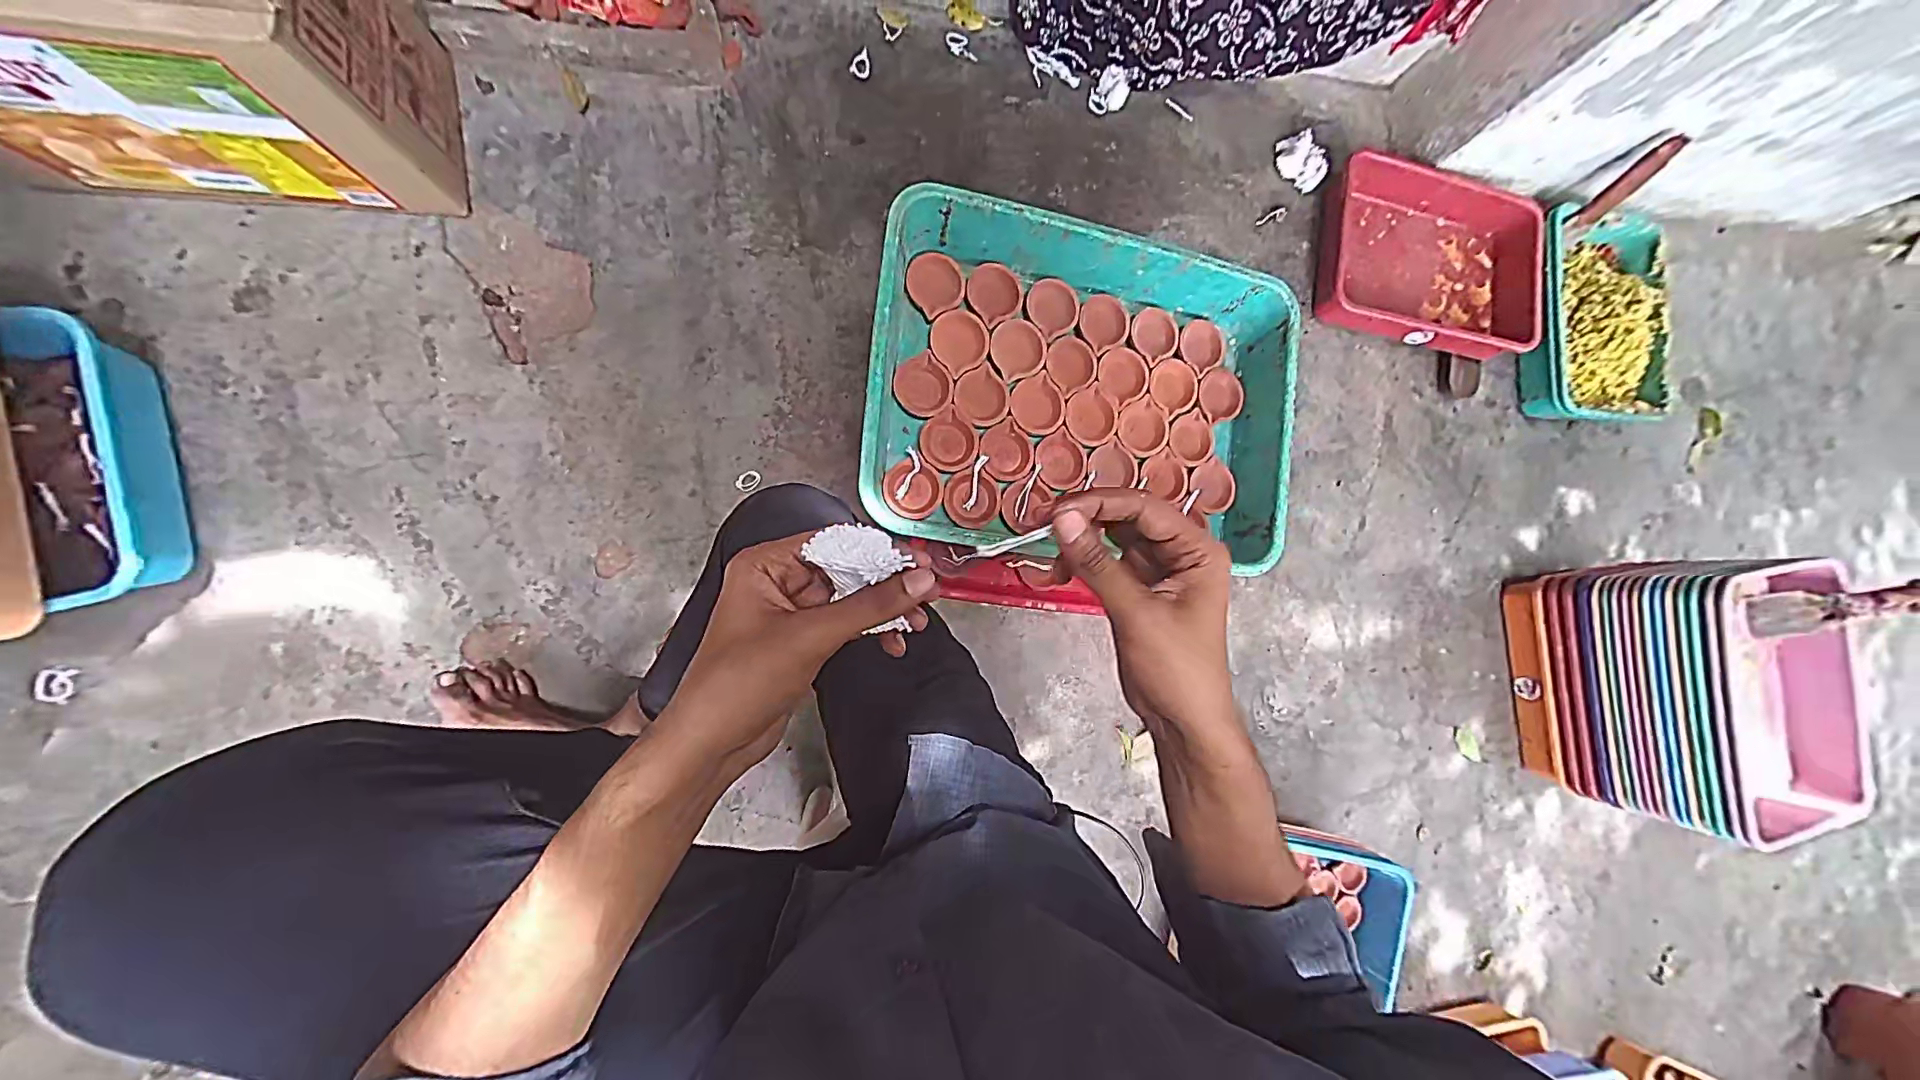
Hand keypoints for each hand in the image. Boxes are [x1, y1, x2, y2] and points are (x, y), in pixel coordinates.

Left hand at [656, 534, 937, 774]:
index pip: (834, 542)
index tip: (916, 561)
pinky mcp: (803, 640)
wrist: (713, 742)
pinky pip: (847, 623)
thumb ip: (869, 606)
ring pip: (851, 598)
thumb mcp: (811, 636)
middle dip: (887, 584)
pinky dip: (871, 630)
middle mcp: (776, 583)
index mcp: (765, 565)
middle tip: (924, 590)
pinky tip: (891, 641)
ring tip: (915, 619)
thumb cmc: (732, 686)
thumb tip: (913, 581)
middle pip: (847, 569)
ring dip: (884, 609)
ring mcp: (791, 613)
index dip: (879, 551)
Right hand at [1049, 489, 1234, 734]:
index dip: (1100, 503)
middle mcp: (1181, 552)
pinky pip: (1107, 562)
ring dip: (1081, 541)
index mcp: (1197, 550)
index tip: (1059, 510)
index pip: (1145, 508)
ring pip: (1114, 538)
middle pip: (1128, 518)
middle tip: (1045, 523)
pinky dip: (1083, 563)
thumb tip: (1064, 520)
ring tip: (1049, 551)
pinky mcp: (1139, 588)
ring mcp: (1159, 570)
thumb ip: (1097, 563)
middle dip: (1087, 519)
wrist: (1183, 720)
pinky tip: (1061, 571)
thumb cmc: (1177, 670)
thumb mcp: (1136, 613)